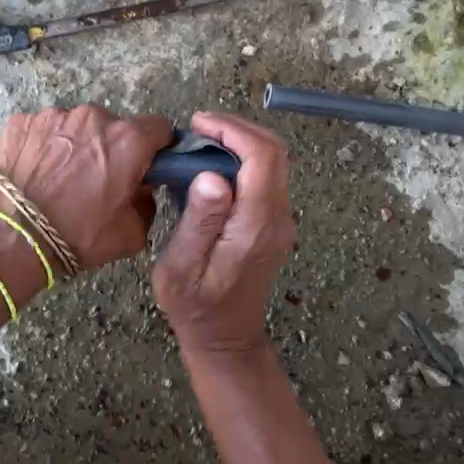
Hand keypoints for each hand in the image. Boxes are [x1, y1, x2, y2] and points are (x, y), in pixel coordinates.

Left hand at [0, 106, 173, 271]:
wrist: (13, 236)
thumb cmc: (76, 236)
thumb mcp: (131, 233)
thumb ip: (147, 203)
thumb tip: (142, 190)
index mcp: (127, 140)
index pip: (158, 128)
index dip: (155, 146)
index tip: (145, 163)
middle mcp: (92, 117)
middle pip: (112, 127)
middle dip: (110, 148)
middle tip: (96, 180)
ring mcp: (53, 116)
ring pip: (75, 126)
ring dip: (74, 145)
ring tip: (59, 179)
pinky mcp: (22, 122)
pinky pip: (42, 130)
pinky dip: (42, 145)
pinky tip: (35, 172)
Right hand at [152, 112, 296, 357]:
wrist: (225, 339)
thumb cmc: (195, 306)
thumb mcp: (182, 266)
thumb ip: (200, 220)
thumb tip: (212, 175)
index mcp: (256, 224)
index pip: (261, 157)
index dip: (233, 130)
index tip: (198, 123)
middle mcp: (278, 218)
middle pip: (274, 151)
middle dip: (238, 129)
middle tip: (198, 127)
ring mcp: (281, 221)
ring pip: (274, 162)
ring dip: (241, 142)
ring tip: (201, 141)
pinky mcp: (274, 224)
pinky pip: (266, 178)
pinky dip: (243, 159)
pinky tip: (211, 164)